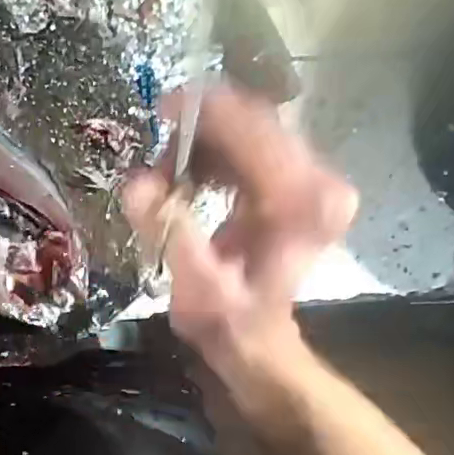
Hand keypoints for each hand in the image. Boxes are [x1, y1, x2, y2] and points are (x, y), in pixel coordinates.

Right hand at [120, 84, 357, 377]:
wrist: (256, 342)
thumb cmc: (228, 323)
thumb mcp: (196, 288)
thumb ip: (171, 233)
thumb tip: (136, 184)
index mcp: (299, 201)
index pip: (252, 128)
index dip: (204, 112)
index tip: (159, 113)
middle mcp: (317, 182)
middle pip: (254, 123)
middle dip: (200, 131)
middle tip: (156, 156)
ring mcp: (313, 182)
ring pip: (252, 133)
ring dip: (205, 144)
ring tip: (168, 175)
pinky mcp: (299, 187)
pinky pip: (254, 150)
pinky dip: (217, 157)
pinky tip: (190, 180)